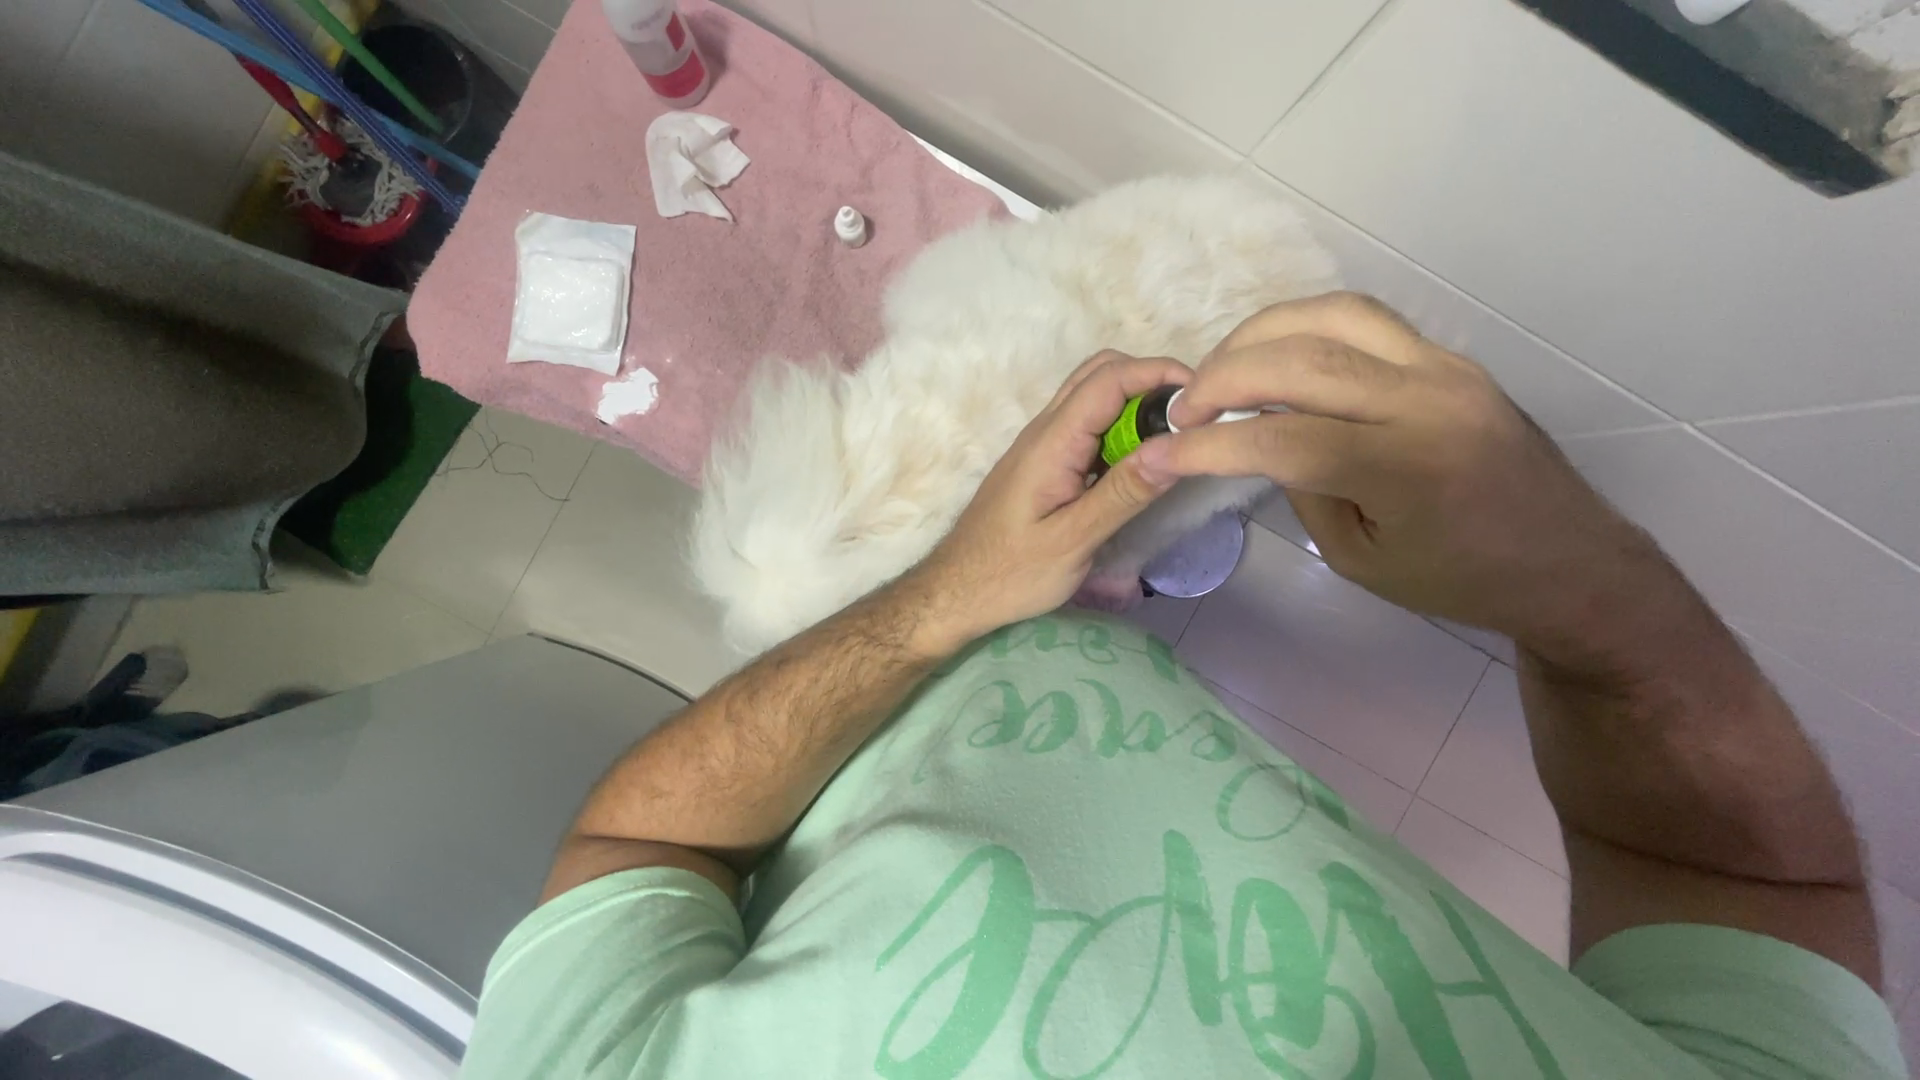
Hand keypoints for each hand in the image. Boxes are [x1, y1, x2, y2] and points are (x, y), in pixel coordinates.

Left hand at [895, 352, 1190, 653]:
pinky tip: (1138, 464)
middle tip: (1189, 419)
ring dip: (1134, 405)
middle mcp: (1043, 431)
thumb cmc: (1011, 574)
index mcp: (1051, 442)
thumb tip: (1176, 448)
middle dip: (1149, 381)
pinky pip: (1084, 427)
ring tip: (1172, 440)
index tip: (1203, 397)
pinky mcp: (1041, 464)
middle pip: (1099, 373)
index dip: (1159, 374)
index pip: (1109, 378)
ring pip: (1090, 397)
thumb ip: (1123, 493)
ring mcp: (1040, 446)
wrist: (956, 593)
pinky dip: (1117, 429)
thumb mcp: (1073, 540)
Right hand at [1137, 292, 1661, 649]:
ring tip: (1222, 369)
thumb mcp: (1358, 559)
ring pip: (1332, 314)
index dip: (1207, 447)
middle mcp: (1426, 400)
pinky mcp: (1448, 357)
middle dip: (1222, 377)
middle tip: (1183, 409)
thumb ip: (1305, 489)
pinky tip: (1276, 356)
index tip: (1156, 456)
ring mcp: (1443, 367)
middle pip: (1300, 358)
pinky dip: (1303, 328)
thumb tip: (1260, 439)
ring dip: (1260, 334)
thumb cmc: (1457, 579)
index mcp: (1405, 469)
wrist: (1567, 562)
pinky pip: (1363, 320)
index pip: (1281, 438)